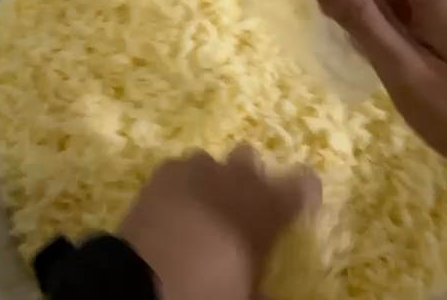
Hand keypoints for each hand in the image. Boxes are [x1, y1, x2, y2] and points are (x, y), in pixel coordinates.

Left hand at [117, 146, 319, 299]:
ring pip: (213, 161)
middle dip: (250, 180)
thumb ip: (262, 280)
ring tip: (205, 209)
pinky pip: (181, 168)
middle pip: (251, 160)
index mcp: (263, 209)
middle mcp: (233, 179)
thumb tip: (264, 283)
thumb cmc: (204, 293)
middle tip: (243, 211)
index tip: (304, 200)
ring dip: (214, 181)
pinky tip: (177, 207)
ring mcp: (196, 169)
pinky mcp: (163, 171)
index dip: (305, 189)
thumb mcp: (245, 294)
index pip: (301, 184)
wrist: (141, 283)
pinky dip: (184, 184)